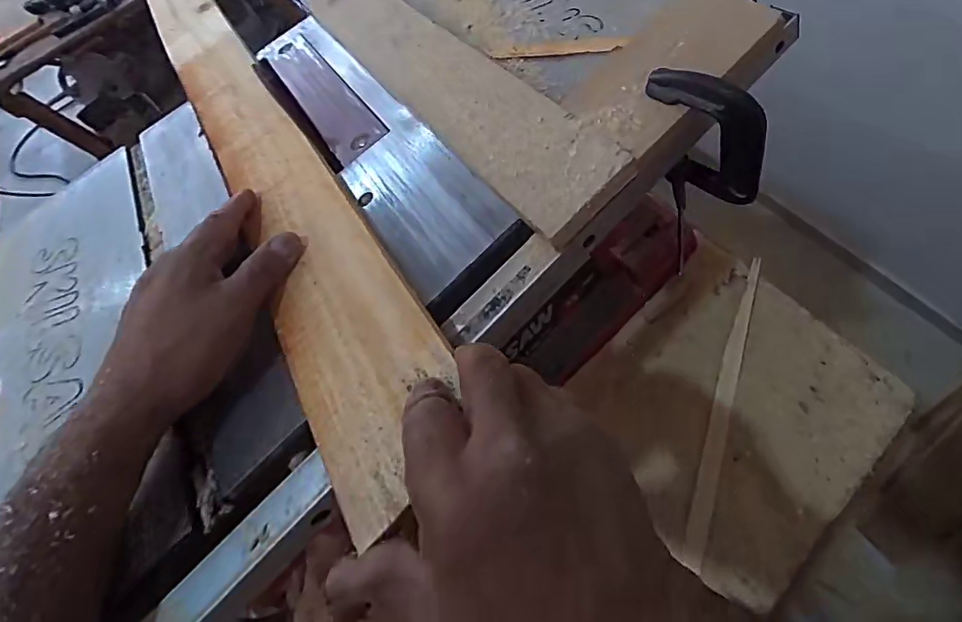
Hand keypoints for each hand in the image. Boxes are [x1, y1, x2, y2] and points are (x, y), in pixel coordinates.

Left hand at [95, 190, 304, 433]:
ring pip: (189, 263)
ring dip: (214, 255)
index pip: (219, 222)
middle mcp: (164, 269)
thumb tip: (290, 236)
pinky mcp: (142, 320)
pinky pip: (179, 283)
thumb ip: (265, 268)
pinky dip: (201, 277)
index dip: (239, 208)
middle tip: (250, 222)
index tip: (251, 194)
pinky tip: (207, 294)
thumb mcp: (239, 304)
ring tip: (234, 256)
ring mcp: (148, 295)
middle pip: (201, 240)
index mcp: (189, 258)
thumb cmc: (192, 346)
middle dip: (226, 229)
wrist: (129, 405)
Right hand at [323, 345, 747, 621]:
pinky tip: (542, 447)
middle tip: (462, 393)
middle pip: (481, 366)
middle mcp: (508, 446)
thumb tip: (341, 573)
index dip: (422, 403)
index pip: (427, 411)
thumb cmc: (518, 619)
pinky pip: (559, 399)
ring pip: (524, 376)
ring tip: (503, 424)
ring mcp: (559, 430)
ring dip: (507, 390)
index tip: (425, 406)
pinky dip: (542, 411)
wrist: (620, 619)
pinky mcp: (596, 430)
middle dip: (466, 368)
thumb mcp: (442, 611)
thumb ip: (392, 576)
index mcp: (458, 492)